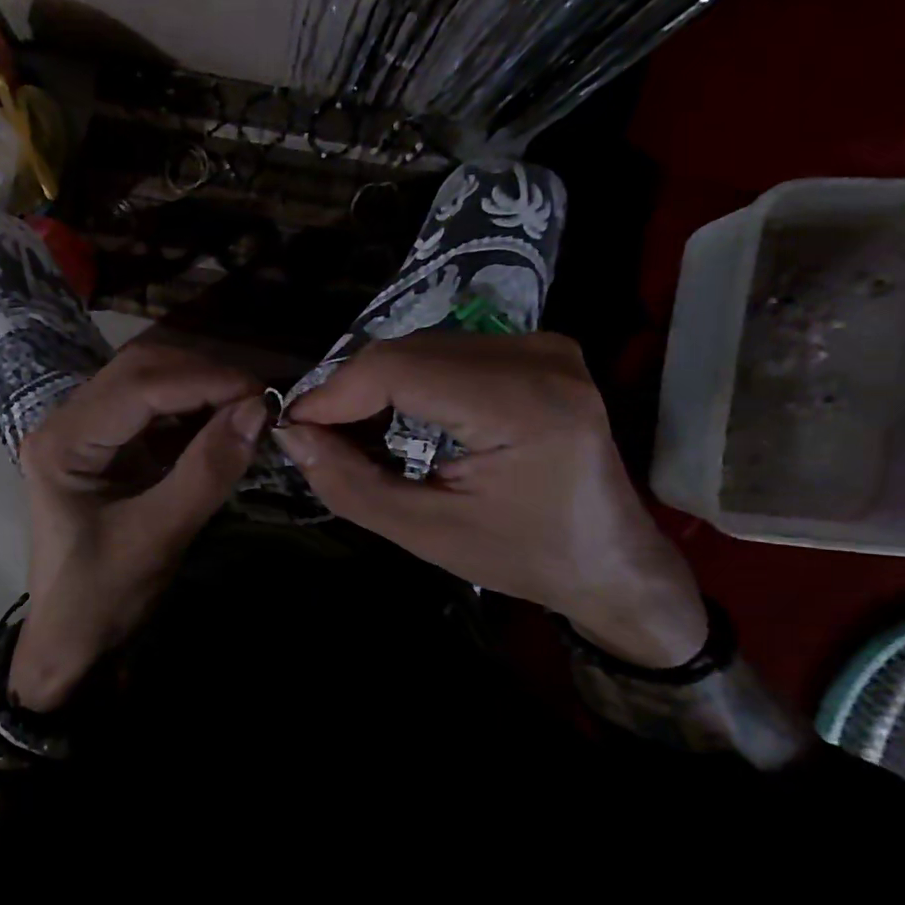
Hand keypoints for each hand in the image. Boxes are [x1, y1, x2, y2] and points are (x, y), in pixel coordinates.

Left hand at [10, 344, 267, 710]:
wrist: (71, 641)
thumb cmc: (102, 598)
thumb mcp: (158, 538)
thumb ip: (207, 471)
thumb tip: (258, 411)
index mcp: (63, 441)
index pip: (137, 386)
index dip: (202, 381)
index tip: (260, 393)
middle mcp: (67, 421)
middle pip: (139, 370)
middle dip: (202, 375)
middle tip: (259, 397)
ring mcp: (86, 430)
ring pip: (148, 382)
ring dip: (200, 387)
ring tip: (249, 405)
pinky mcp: (108, 445)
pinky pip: (155, 410)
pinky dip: (194, 410)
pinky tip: (226, 419)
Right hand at [274, 332, 706, 667]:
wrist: (611, 559)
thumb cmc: (525, 556)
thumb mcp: (428, 534)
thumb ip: (351, 484)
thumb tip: (292, 436)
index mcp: (524, 405)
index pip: (400, 369)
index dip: (335, 392)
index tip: (295, 426)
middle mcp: (538, 356)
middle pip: (406, 351)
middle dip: (351, 392)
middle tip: (318, 436)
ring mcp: (542, 345)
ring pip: (420, 346)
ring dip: (375, 386)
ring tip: (352, 432)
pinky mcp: (537, 348)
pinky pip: (445, 351)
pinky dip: (407, 380)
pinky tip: (394, 418)